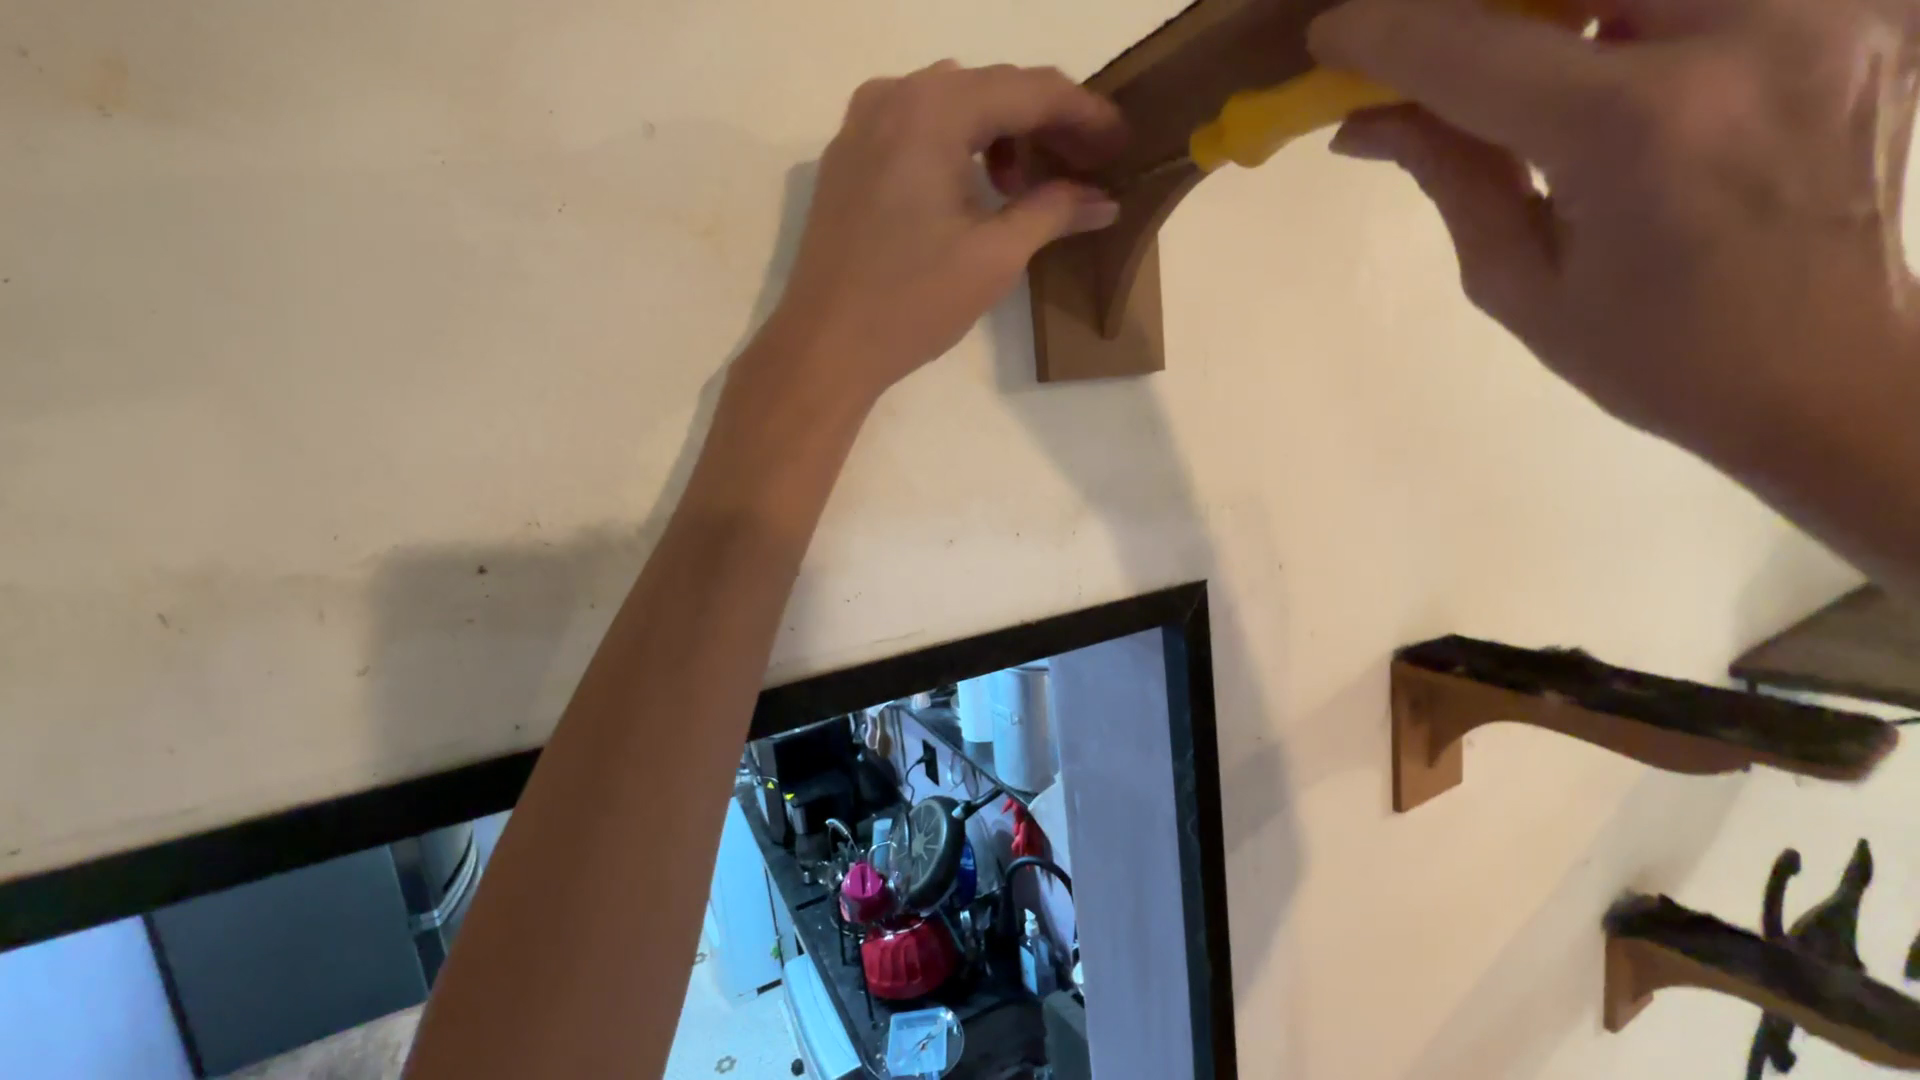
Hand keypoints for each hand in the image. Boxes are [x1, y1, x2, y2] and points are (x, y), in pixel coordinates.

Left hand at [763, 62, 1124, 400]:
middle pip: (990, 88)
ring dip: (1001, 134)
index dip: (1085, 114)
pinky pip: (917, 127)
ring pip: (953, 105)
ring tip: (1028, 187)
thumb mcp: (994, 257)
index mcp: (932, 110)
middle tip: (1086, 167)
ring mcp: (862, 124)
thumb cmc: (912, 303)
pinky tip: (976, 189)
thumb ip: (1053, 211)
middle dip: (1045, 124)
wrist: (824, 346)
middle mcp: (893, 96)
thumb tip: (1103, 200)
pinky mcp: (848, 156)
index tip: (1122, 144)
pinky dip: (958, 145)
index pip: (1030, 89)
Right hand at [1309, 0, 1919, 455]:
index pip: (1477, 52)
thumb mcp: (1516, 280)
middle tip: (1430, 40)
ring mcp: (1826, 5)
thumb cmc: (1648, 354)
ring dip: (1554, 11)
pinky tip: (1601, 57)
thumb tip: (1368, 120)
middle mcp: (1747, 33)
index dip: (1389, 35)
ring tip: (1511, 61)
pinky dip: (1626, 20)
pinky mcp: (1861, 6)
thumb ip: (1451, 173)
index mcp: (1641, 129)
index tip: (1331, 33)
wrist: (1825, 376)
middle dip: (1479, 6)